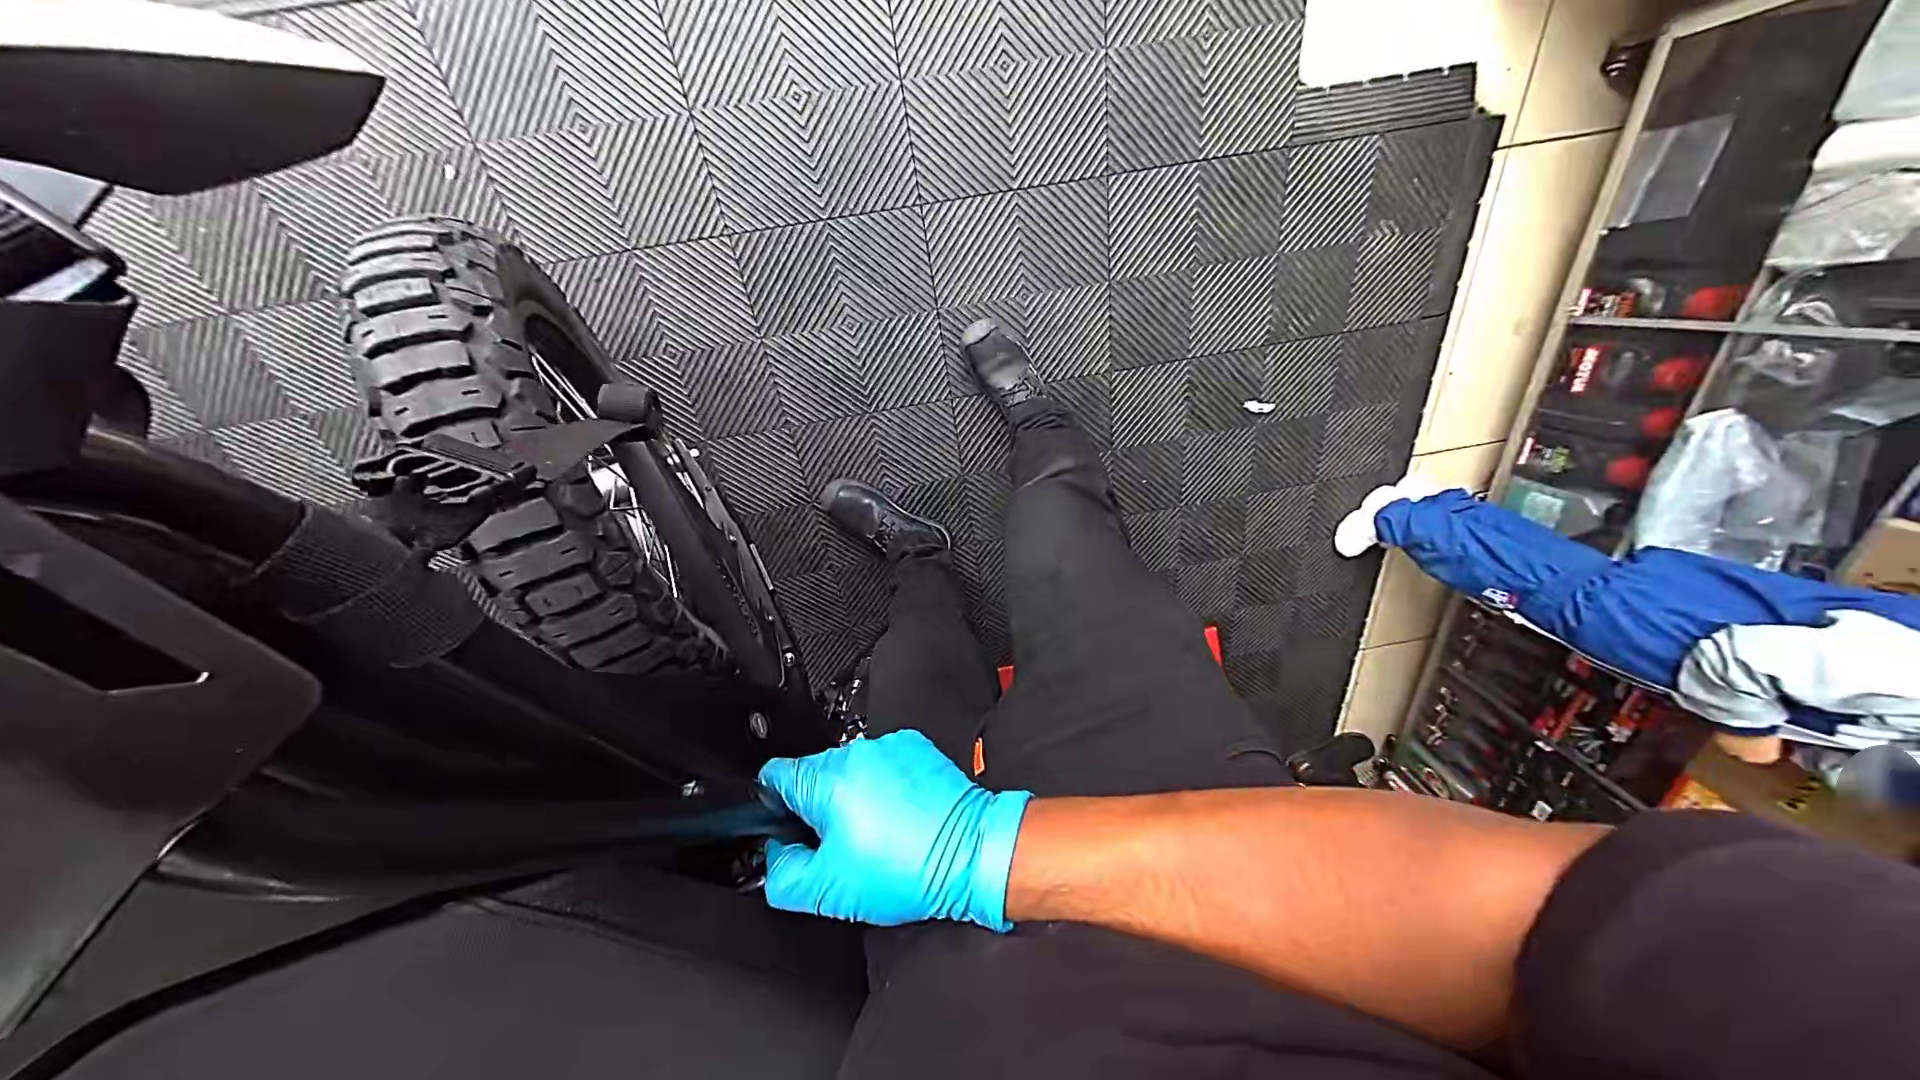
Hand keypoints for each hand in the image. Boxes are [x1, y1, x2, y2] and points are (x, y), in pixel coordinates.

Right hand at [756, 730, 1031, 930]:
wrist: (972, 851)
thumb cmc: (911, 867)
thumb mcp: (828, 891)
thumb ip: (782, 873)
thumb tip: (776, 854)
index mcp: (827, 779)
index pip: (774, 777)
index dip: (772, 806)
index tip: (785, 826)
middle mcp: (856, 753)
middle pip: (813, 776)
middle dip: (819, 809)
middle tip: (842, 844)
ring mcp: (888, 746)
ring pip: (850, 771)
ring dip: (853, 796)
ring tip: (879, 832)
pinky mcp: (914, 748)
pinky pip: (883, 764)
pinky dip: (884, 786)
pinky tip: (899, 816)